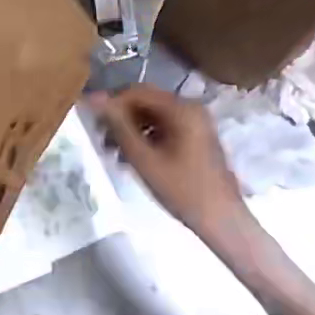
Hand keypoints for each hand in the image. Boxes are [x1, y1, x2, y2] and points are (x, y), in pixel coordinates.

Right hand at [92, 84, 248, 238]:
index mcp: (181, 109)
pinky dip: (146, 137)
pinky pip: (164, 127)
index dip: (111, 102)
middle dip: (121, 117)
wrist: (223, 222)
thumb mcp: (144, 159)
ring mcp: (195, 123)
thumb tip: (94, 99)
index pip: (137, 92)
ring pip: (153, 116)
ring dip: (131, 128)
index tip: (90, 117)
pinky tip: (132, 157)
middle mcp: (190, 108)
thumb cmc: (183, 191)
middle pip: (146, 102)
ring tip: (112, 151)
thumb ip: (119, 126)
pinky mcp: (196, 137)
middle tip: (99, 136)